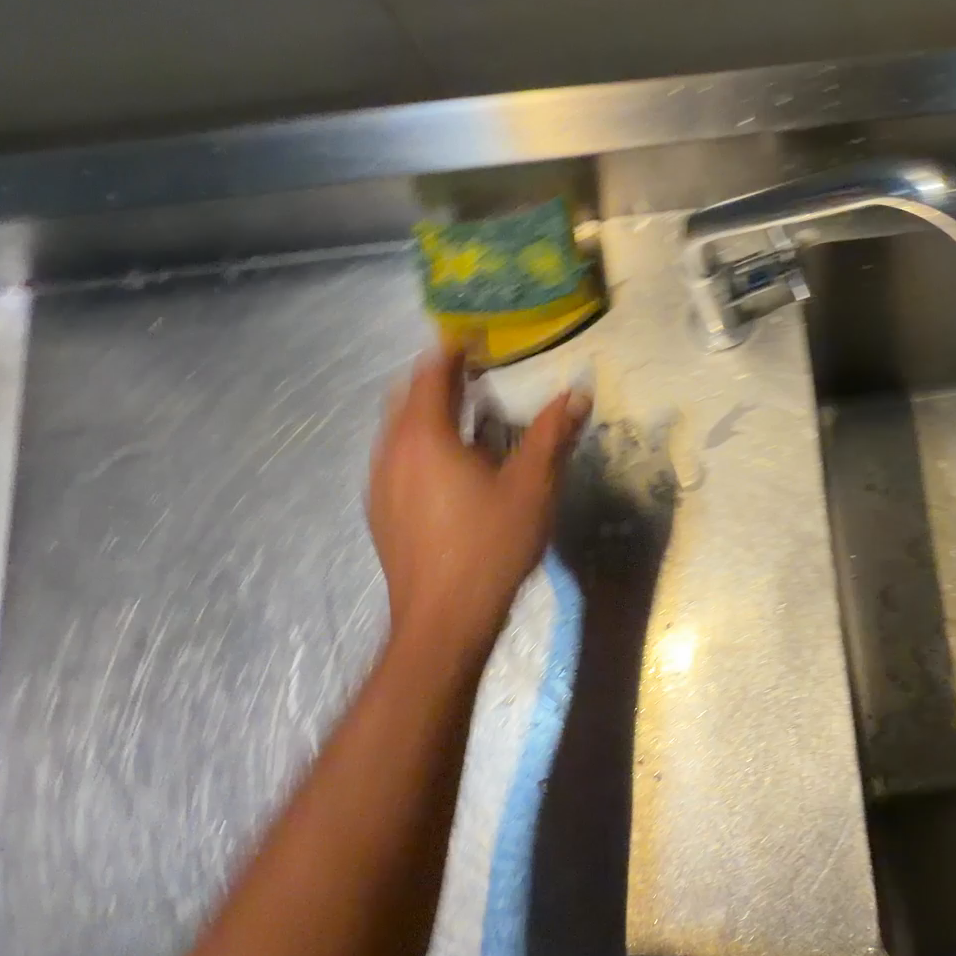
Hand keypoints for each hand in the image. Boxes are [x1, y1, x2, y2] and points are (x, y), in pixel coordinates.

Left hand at [367, 345, 589, 656]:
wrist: (443, 618)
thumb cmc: (491, 545)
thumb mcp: (532, 486)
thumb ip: (551, 434)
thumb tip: (576, 393)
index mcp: (425, 436)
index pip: (431, 374)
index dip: (452, 351)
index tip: (474, 337)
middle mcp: (391, 451)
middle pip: (406, 397)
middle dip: (436, 379)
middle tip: (473, 372)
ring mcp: (380, 483)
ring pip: (397, 430)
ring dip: (426, 413)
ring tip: (465, 416)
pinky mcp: (381, 511)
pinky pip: (396, 458)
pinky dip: (420, 444)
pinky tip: (451, 468)